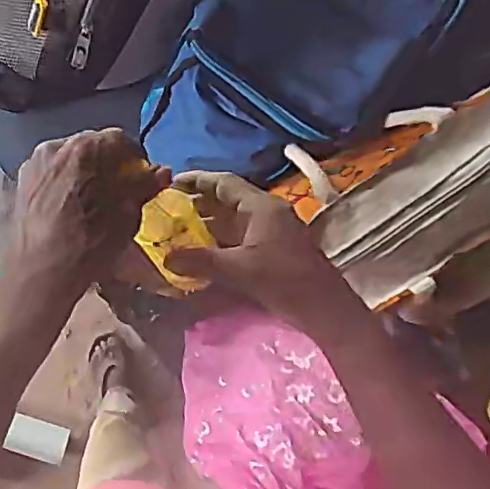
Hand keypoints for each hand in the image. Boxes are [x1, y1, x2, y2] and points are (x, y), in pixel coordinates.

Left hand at [9, 128, 168, 308]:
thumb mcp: (127, 216)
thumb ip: (144, 186)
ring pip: (70, 161)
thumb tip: (162, 171)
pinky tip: (70, 210)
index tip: (141, 181)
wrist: (41, 272)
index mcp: (86, 146)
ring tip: (93, 203)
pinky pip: (52, 175)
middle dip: (109, 165)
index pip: (121, 140)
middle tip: (119, 192)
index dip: (136, 160)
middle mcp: (56, 145)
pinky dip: (65, 185)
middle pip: (92, 147)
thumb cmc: (90, 242)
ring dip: (86, 174)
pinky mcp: (21, 183)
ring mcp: (34, 163)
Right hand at [165, 171, 371, 339]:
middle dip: (196, 205)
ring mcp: (269, 233)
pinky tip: (199, 254)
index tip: (170, 183)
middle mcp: (265, 214)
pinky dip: (217, 243)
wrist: (323, 307)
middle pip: (226, 202)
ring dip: (205, 227)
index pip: (224, 183)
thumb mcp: (240, 269)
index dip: (196, 181)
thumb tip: (166, 259)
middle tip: (166, 211)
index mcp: (261, 207)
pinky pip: (238, 240)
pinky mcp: (270, 252)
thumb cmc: (284, 280)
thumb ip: (201, 262)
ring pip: (231, 223)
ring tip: (176, 233)